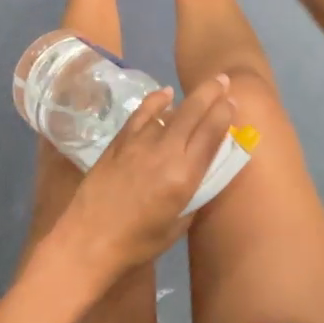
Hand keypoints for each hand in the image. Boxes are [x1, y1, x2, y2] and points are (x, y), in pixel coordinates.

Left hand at [49, 74, 238, 279]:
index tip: (233, 101)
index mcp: (184, 176)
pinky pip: (143, 112)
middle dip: (211, 93)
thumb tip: (203, 172)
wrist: (89, 237)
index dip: (224, 114)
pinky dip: (156, 101)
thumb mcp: (178, 226)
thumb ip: (194, 195)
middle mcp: (165, 152)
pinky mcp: (120, 139)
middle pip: (193, 112)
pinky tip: (165, 94)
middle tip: (224, 80)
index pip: (211, 134)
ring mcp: (140, 141)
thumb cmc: (138, 242)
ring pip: (170, 111)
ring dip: (188, 98)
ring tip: (202, 90)